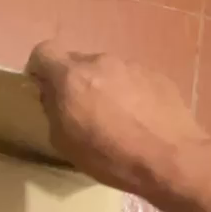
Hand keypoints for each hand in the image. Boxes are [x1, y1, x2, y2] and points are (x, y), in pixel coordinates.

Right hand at [27, 42, 210, 196]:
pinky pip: (132, 79)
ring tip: (116, 119)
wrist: (171, 160)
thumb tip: (54, 96)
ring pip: (106, 71)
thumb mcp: (64, 142)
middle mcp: (100, 62)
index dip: (39, 69)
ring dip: (104, 88)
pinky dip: (129, 94)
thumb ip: (53, 110)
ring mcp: (131, 65)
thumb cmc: (110, 156)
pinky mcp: (157, 75)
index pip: (43, 51)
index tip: (44, 89)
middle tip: (82, 112)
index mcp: (71, 76)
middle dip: (74, 82)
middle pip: (77, 63)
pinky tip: (139, 120)